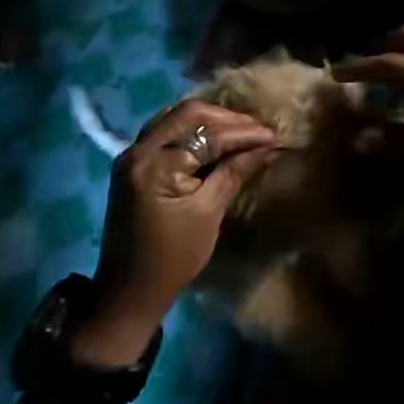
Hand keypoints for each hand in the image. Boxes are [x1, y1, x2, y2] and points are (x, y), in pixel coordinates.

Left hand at [73, 101, 276, 365]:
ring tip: (240, 132)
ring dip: (208, 121)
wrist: (129, 288)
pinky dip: (190, 130)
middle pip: (188, 114)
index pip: (208, 135)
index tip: (273, 136)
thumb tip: (266, 147)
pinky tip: (212, 140)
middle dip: (227, 119)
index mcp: (156, 164)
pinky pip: (165, 132)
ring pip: (175, 118)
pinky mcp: (132, 164)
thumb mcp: (209, 212)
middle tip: (258, 131)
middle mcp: (138, 149)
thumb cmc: (173, 257)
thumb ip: (234, 172)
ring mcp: (131, 154)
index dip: (243, 133)